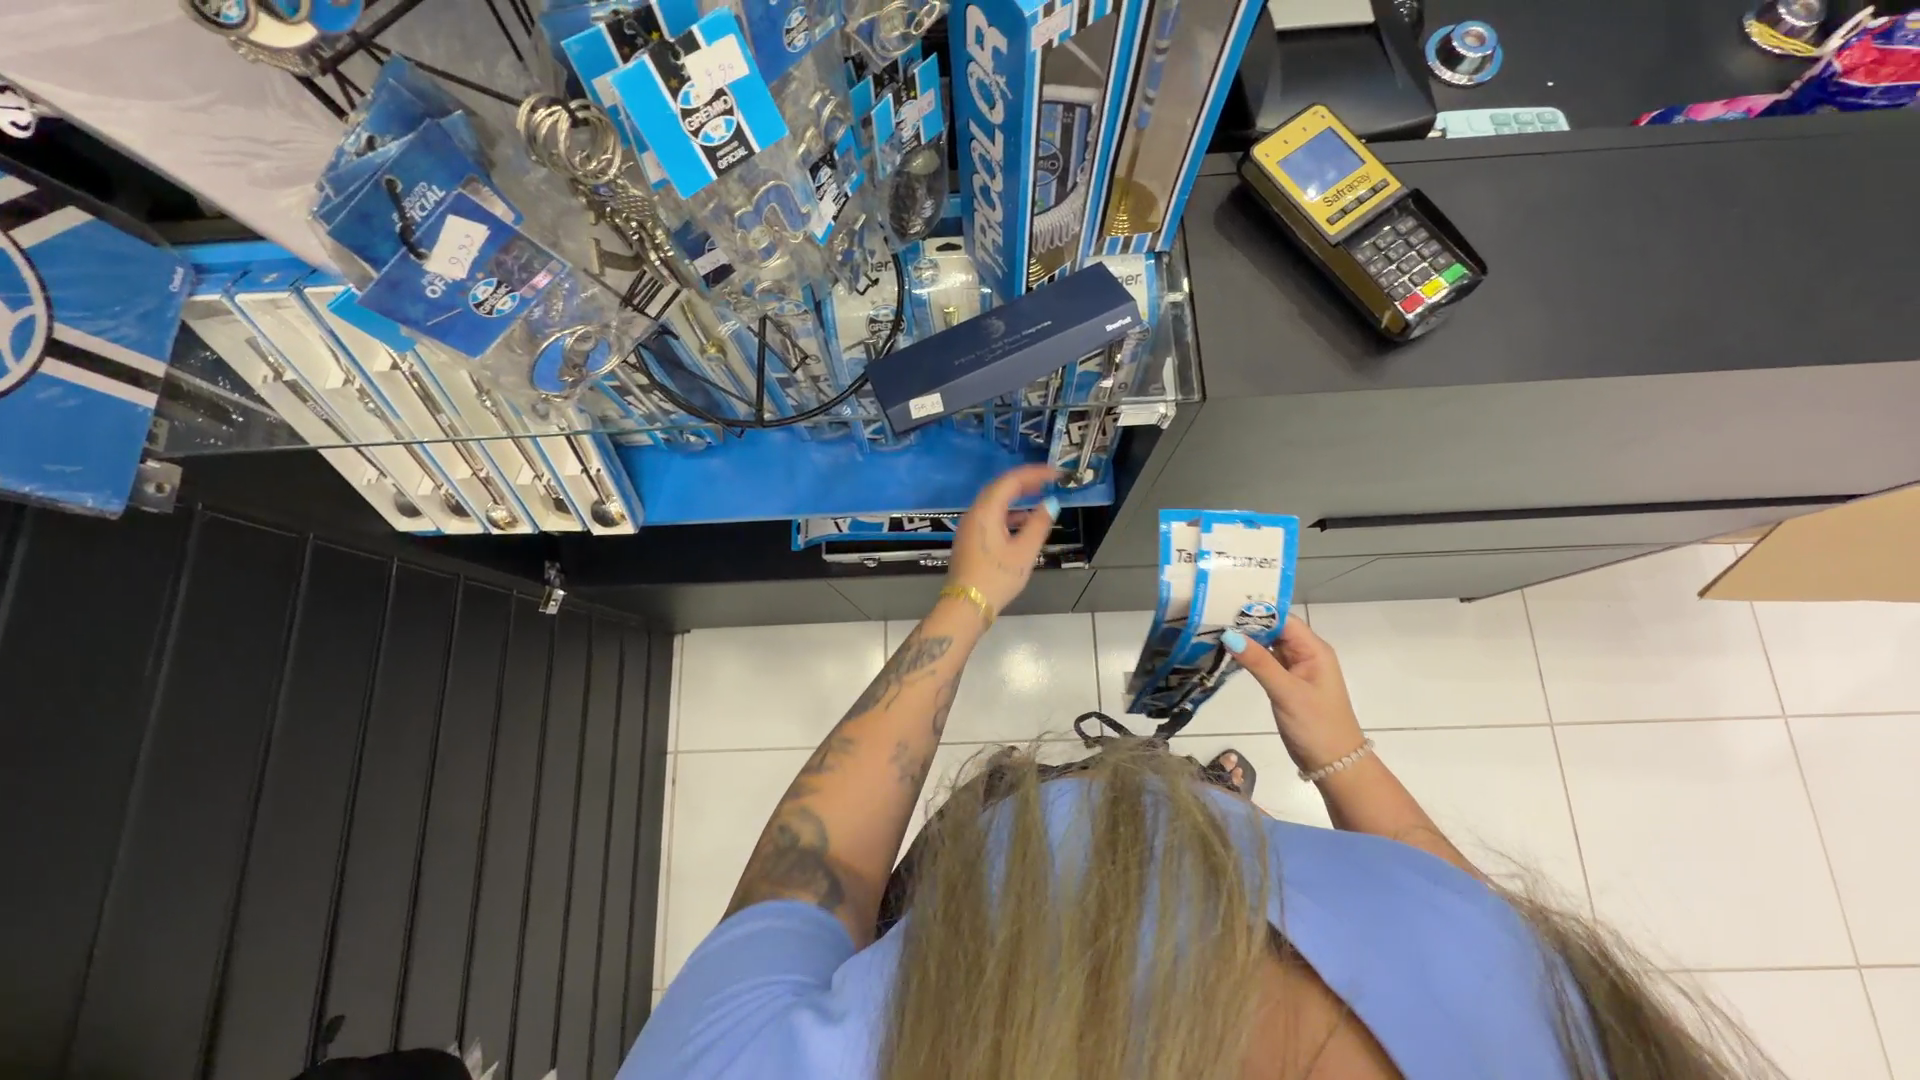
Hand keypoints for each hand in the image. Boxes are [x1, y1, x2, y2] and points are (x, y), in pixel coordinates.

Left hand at [945, 465, 1059, 613]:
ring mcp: (969, 526)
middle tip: (1048, 480)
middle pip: (1000, 488)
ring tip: (1038, 497)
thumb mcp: (1024, 552)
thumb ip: (1039, 524)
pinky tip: (1022, 522)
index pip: (1011, 480)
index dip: (1035, 474)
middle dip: (1025, 482)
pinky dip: (1007, 513)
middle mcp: (974, 513)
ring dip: (1016, 497)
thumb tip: (1051, 504)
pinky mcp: (969, 539)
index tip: (1056, 474)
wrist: (966, 606)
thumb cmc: (996, 578)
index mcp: (986, 511)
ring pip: (993, 502)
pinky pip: (990, 516)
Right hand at [1223, 617, 1366, 773]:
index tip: (1225, 603)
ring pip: (1269, 644)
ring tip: (1214, 628)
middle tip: (1212, 615)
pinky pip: (1266, 661)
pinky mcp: (1286, 684)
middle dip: (1247, 622)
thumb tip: (1229, 634)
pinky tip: (1227, 651)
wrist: (1334, 764)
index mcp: (1313, 649)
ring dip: (1246, 638)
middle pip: (1274, 628)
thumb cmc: (1317, 725)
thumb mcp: (1286, 692)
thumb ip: (1259, 662)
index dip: (1257, 609)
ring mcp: (1295, 669)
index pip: (1283, 619)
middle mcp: (1305, 654)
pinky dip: (1249, 656)